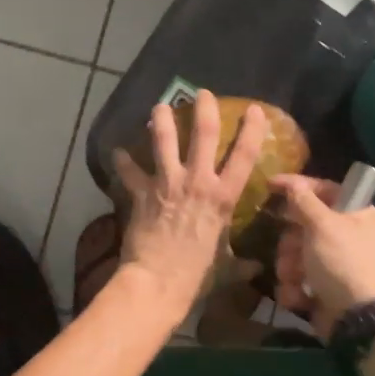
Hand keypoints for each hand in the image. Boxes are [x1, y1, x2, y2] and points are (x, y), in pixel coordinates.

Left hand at [110, 91, 264, 321]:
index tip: (253, 109)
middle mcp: (197, 181)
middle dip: (205, 108)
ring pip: (163, 139)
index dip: (252, 129)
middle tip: (203, 93)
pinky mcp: (142, 192)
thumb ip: (242, 264)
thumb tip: (257, 269)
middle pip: (203, 133)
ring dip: (161, 119)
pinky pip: (129, 171)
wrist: (157, 282)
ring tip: (159, 107)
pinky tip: (117, 152)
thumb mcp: (226, 267)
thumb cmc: (197, 275)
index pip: (244, 155)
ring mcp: (167, 183)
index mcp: (223, 196)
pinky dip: (122, 161)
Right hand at [270, 174, 374, 339]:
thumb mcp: (322, 226)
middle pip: (308, 225)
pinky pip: (303, 278)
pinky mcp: (328, 288)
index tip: (271, 185)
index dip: (298, 186)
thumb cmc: (343, 263)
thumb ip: (304, 201)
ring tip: (291, 277)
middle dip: (291, 240)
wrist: (358, 320)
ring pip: (301, 253)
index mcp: (360, 214)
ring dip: (290, 265)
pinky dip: (296, 286)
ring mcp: (340, 265)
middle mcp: (352, 236)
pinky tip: (296, 295)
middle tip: (288, 248)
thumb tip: (293, 184)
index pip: (326, 190)